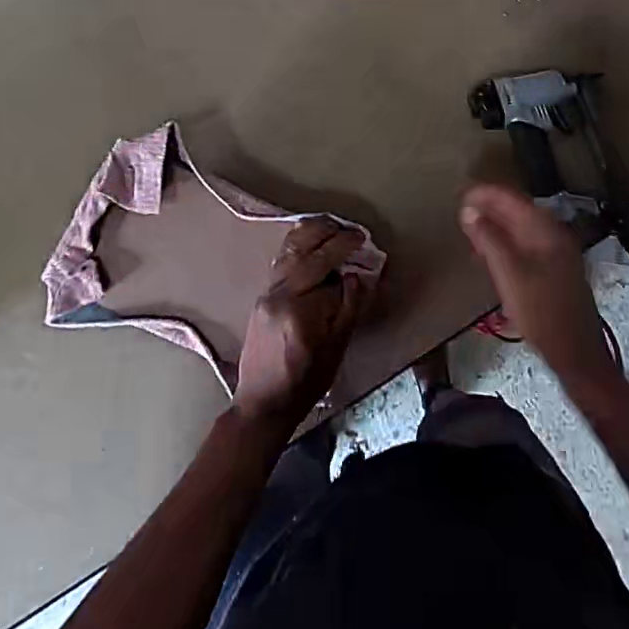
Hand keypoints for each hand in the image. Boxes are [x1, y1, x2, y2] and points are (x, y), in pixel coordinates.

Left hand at [235, 217, 367, 434]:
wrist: (263, 403)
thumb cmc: (305, 381)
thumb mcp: (337, 347)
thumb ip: (350, 307)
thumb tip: (357, 275)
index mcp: (300, 309)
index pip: (330, 272)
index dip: (350, 260)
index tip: (366, 247)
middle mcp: (279, 295)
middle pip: (306, 252)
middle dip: (332, 236)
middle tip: (354, 231)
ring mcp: (267, 294)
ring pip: (289, 252)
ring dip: (311, 234)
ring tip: (332, 225)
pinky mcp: (262, 298)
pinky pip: (281, 262)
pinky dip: (297, 246)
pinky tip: (310, 241)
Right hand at [459, 183, 616, 387]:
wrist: (574, 351)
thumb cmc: (542, 313)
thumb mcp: (509, 274)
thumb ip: (489, 240)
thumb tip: (470, 211)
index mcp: (547, 231)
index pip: (514, 199)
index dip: (487, 194)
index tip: (463, 193)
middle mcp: (555, 237)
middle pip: (520, 211)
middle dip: (491, 207)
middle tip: (464, 208)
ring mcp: (558, 254)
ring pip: (523, 229)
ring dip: (498, 226)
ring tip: (472, 227)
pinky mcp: (555, 272)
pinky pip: (527, 246)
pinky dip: (507, 244)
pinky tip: (492, 254)